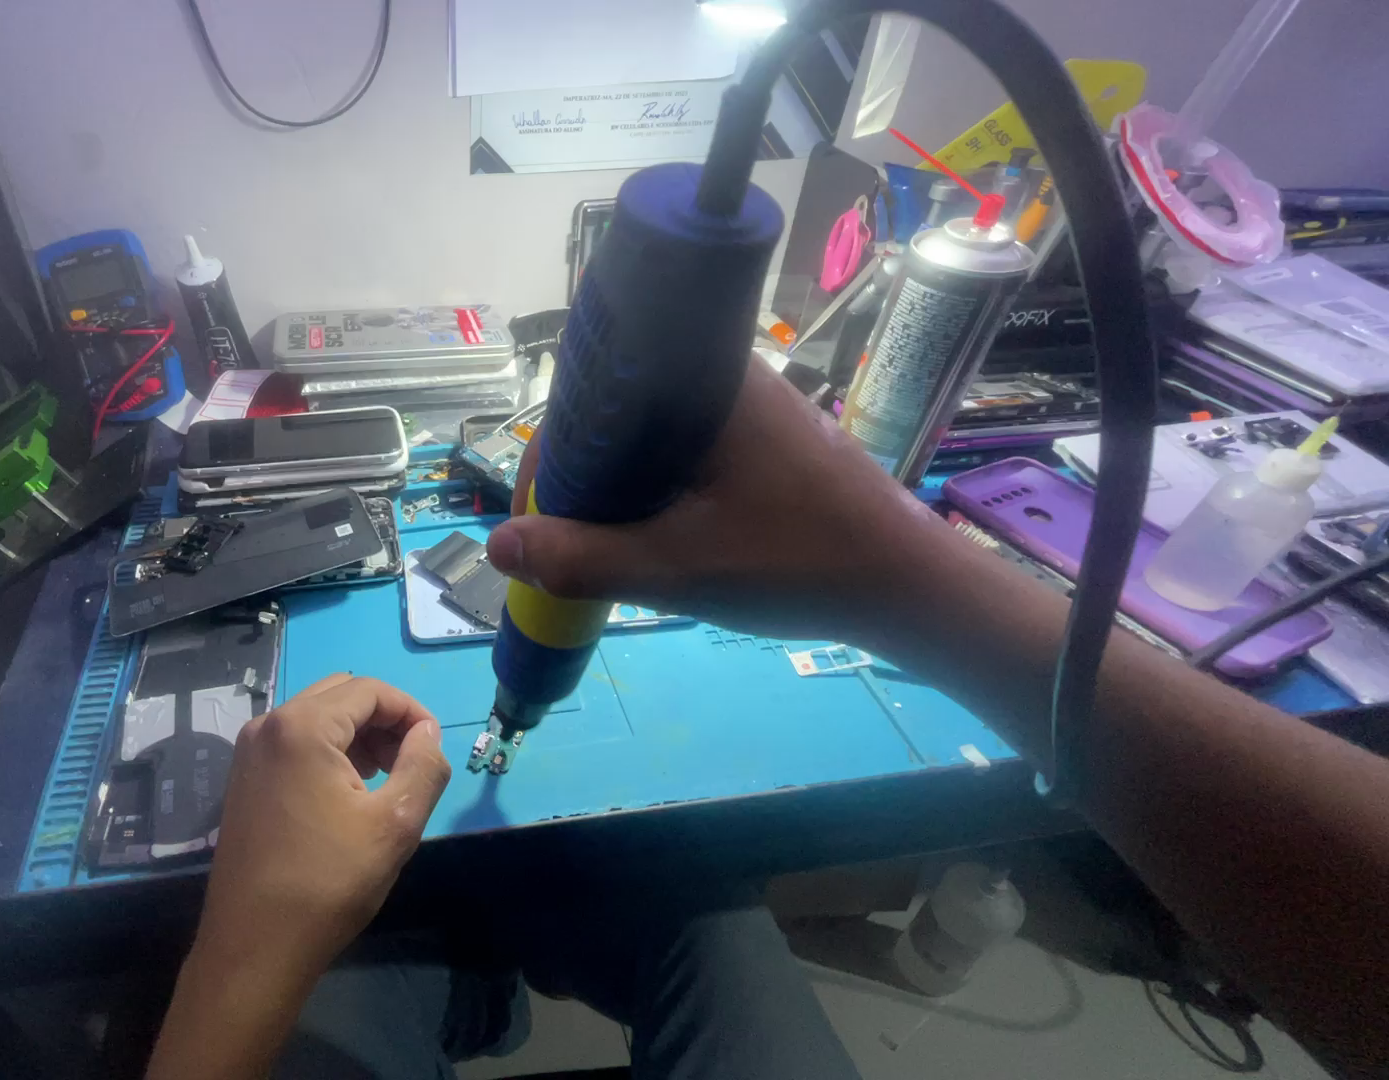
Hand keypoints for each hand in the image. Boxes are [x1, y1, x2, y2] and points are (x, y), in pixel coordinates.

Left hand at [197, 675, 450, 976]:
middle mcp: (269, 725)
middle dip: (383, 720)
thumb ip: (424, 765)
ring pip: (318, 716)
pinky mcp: (244, 776)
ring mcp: (250, 751)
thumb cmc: (328, 883)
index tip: (433, 747)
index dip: (410, 711)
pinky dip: (330, 750)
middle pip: (341, 695)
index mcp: (302, 726)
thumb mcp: (395, 824)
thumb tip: (428, 732)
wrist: (254, 948)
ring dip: (358, 734)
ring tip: (384, 779)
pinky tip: (349, 791)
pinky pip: (296, 740)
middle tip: (409, 763)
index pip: (370, 690)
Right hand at [487, 356, 956, 646]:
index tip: (545, 500)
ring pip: (645, 431)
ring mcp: (741, 407)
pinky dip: (647, 484)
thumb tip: (496, 546)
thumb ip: (584, 559)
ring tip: (600, 536)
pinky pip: (675, 447)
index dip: (556, 442)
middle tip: (568, 529)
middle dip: (581, 469)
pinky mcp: (753, 437)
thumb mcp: (680, 569)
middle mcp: (721, 377)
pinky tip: (645, 527)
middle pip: (616, 408)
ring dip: (613, 480)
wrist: (909, 588)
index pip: (596, 384)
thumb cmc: (800, 565)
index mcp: (703, 382)